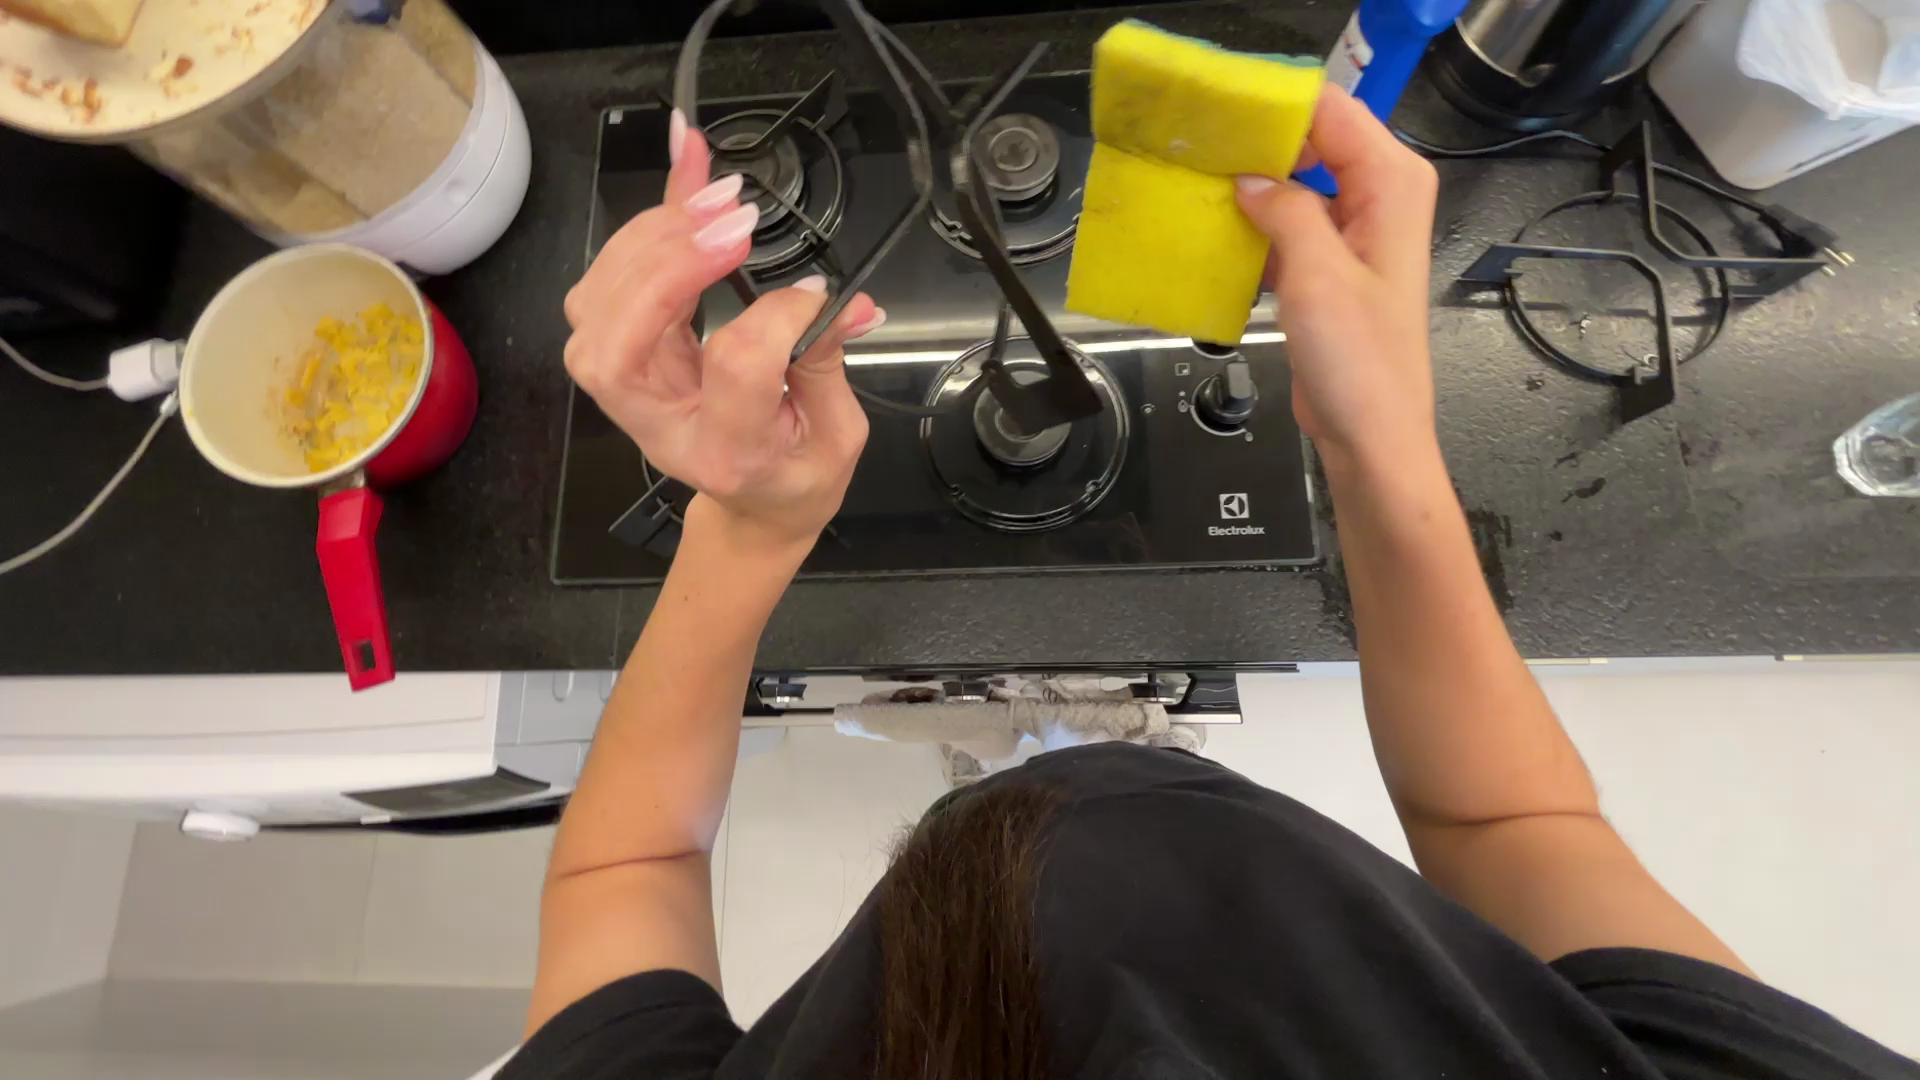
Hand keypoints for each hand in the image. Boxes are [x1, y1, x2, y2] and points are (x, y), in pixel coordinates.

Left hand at [563, 110, 884, 548]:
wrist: (755, 506)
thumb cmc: (801, 478)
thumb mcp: (839, 435)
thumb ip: (829, 364)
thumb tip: (844, 297)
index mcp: (727, 453)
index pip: (735, 366)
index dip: (777, 314)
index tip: (820, 294)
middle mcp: (660, 425)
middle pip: (627, 334)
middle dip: (677, 260)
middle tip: (740, 214)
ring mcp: (629, 396)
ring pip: (598, 304)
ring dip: (652, 236)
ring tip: (714, 195)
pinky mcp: (621, 362)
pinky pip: (604, 288)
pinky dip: (639, 231)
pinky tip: (681, 186)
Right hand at [1234, 85, 1438, 464]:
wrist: (1368, 429)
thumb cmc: (1358, 359)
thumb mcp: (1318, 275)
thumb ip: (1285, 214)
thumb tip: (1248, 179)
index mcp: (1391, 186)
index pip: (1335, 115)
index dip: (1280, 108)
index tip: (1221, 112)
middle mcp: (1375, 201)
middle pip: (1314, 147)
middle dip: (1259, 148)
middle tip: (1197, 153)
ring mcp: (1349, 238)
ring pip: (1295, 191)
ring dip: (1251, 193)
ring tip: (1196, 188)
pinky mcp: (1325, 272)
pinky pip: (1287, 233)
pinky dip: (1255, 234)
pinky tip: (1215, 236)